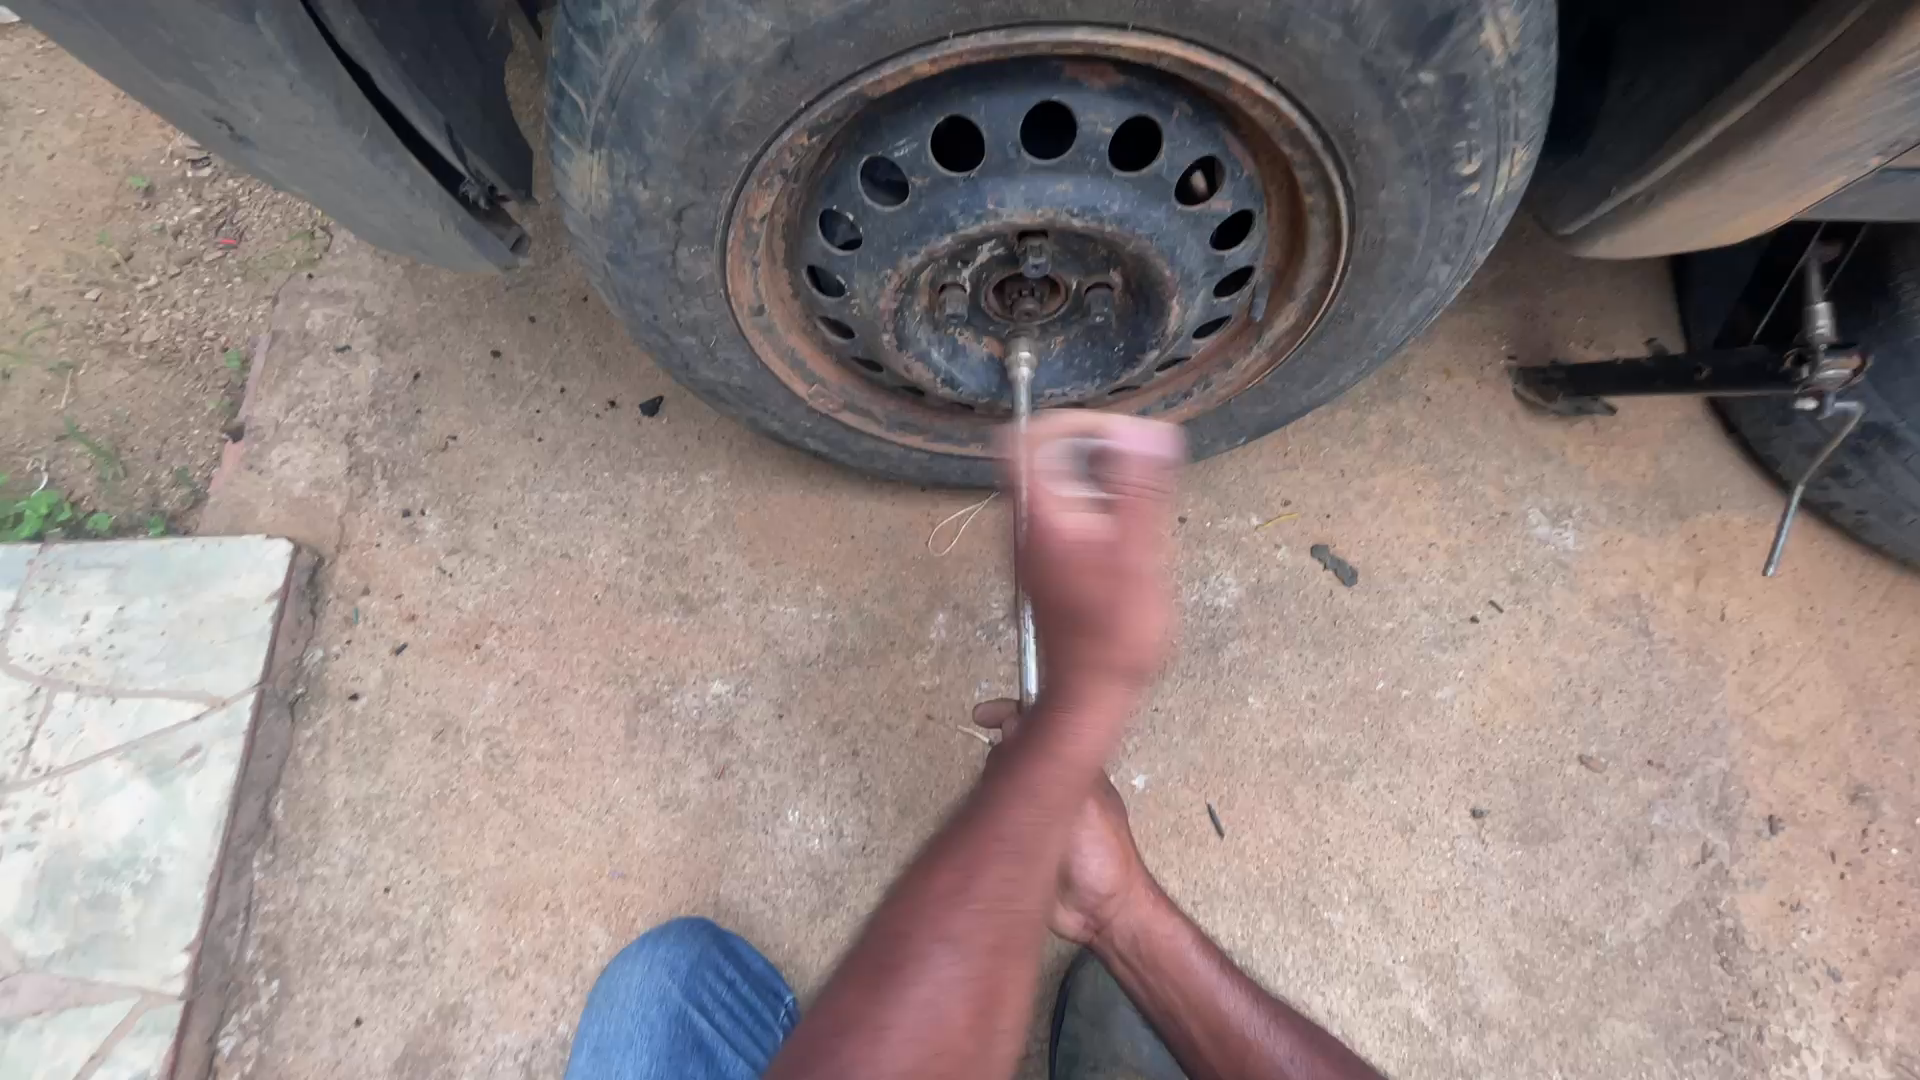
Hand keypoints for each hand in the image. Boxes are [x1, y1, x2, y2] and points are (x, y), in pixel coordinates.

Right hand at [974, 698, 1153, 946]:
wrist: (1100, 913)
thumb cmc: (1105, 857)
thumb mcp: (1083, 803)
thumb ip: (1053, 766)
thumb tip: (1020, 723)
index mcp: (1072, 767)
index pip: (1039, 727)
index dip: (1012, 714)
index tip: (983, 714)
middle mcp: (1049, 784)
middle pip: (1011, 749)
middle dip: (999, 754)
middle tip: (999, 773)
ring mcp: (1031, 810)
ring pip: (998, 778)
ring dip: (991, 783)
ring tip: (1001, 805)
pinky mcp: (1015, 835)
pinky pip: (992, 811)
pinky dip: (985, 809)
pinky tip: (984, 819)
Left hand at [1004, 412, 1183, 703]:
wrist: (1089, 694)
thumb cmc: (1112, 635)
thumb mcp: (1136, 555)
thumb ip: (1138, 491)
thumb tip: (1143, 433)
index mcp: (1039, 516)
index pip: (1030, 438)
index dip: (1074, 423)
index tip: (1117, 437)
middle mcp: (1026, 526)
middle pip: (1047, 457)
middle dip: (1098, 451)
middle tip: (1139, 472)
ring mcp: (1033, 547)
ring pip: (1060, 488)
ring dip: (1102, 485)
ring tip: (1137, 511)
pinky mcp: (1047, 566)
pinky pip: (1069, 517)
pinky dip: (1099, 513)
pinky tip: (1127, 542)